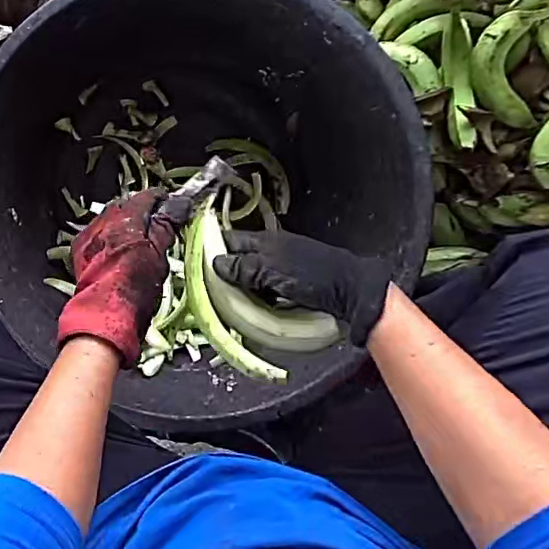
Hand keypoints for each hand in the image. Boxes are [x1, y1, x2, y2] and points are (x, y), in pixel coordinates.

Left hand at [57, 190, 174, 365]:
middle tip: (162, 229)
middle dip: (145, 214)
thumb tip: (179, 202)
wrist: (102, 319)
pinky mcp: (81, 252)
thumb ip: (167, 225)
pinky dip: (114, 240)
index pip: (148, 196)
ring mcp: (89, 236)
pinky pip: (102, 236)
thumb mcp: (159, 254)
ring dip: (129, 227)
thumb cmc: (133, 289)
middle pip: (129, 206)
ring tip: (144, 244)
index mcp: (125, 217)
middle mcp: (103, 220)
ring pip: (114, 221)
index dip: (165, 202)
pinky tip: (123, 255)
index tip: (176, 210)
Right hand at [211, 231, 394, 345]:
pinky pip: (264, 289)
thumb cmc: (313, 276)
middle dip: (224, 274)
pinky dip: (257, 297)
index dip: (211, 249)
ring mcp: (281, 268)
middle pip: (237, 260)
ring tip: (230, 302)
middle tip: (211, 292)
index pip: (228, 241)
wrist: (352, 292)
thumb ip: (243, 267)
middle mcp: (270, 250)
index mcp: (264, 241)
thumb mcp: (272, 271)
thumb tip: (215, 263)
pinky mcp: (290, 285)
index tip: (196, 266)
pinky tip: (254, 307)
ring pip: (250, 276)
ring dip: (241, 288)